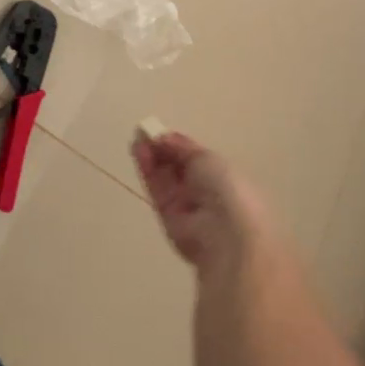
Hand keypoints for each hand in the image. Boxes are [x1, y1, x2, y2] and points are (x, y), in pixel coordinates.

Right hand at [131, 130, 263, 279]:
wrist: (226, 234)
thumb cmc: (227, 189)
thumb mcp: (207, 158)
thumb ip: (181, 147)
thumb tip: (162, 137)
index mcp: (223, 177)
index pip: (196, 158)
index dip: (178, 145)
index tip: (160, 132)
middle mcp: (204, 192)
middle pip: (177, 167)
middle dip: (161, 150)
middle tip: (144, 133)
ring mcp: (185, 205)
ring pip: (164, 177)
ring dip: (151, 157)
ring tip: (137, 138)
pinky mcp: (167, 216)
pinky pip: (156, 189)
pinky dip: (146, 170)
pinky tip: (138, 151)